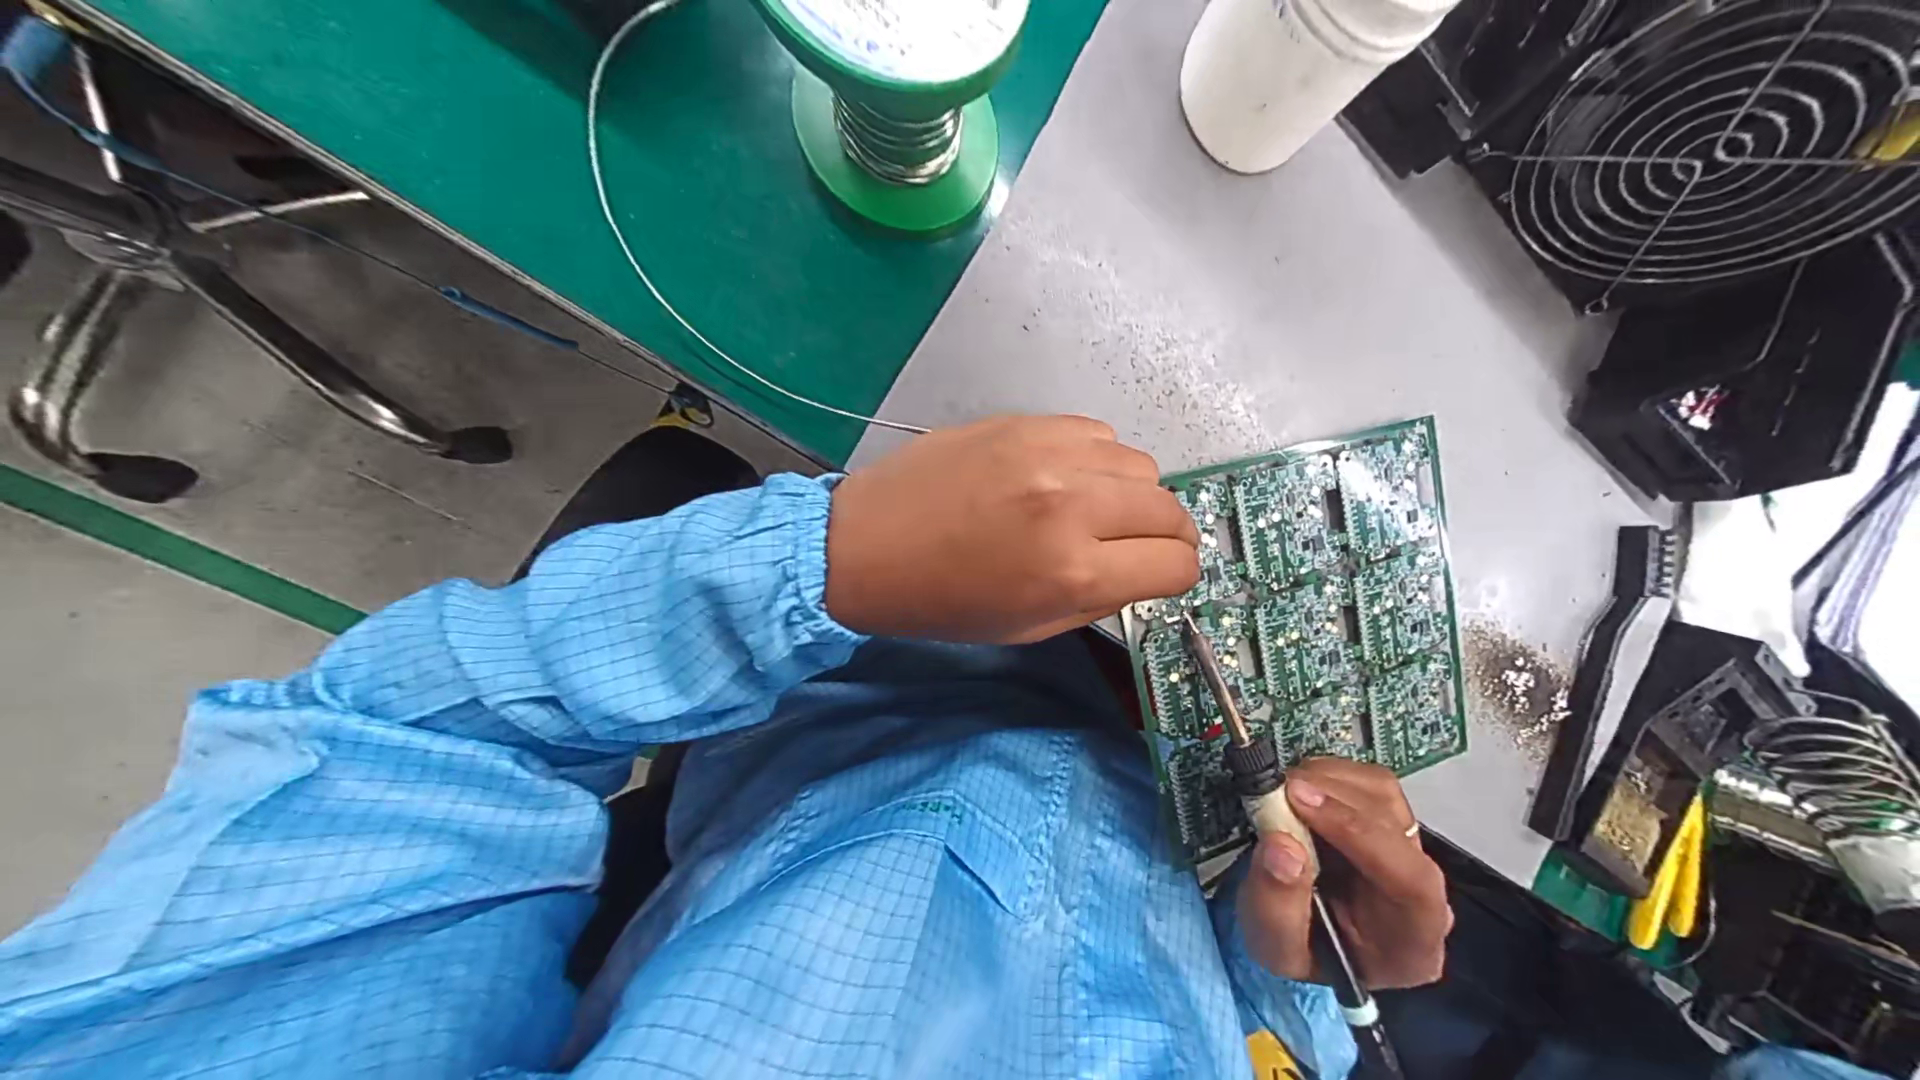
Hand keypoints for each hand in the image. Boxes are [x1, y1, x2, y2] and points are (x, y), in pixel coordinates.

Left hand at [824, 415, 1200, 643]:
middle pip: (1171, 509)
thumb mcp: (1028, 627)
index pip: (1177, 564)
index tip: (1153, 575)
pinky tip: (1060, 477)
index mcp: (1073, 571)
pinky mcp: (1024, 422)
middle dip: (1163, 536)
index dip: (1172, 576)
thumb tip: (1143, 571)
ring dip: (1128, 495)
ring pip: (1140, 465)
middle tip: (1129, 546)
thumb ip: (1098, 599)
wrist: (864, 544)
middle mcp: (1073, 505)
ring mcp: (1049, 453)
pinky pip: (1097, 434)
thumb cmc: (940, 601)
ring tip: (1089, 510)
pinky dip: (1094, 460)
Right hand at [1237, 757, 1452, 988]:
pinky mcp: (1386, 817)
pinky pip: (1366, 780)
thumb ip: (1276, 906)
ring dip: (1325, 781)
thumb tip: (1281, 845)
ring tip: (1281, 794)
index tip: (1298, 800)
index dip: (1356, 831)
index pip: (1410, 879)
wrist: (1302, 931)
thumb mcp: (1273, 946)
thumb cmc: (1297, 946)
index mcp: (1411, 940)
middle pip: (1392, 825)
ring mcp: (1407, 848)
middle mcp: (1422, 891)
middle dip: (1328, 798)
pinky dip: (1326, 774)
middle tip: (1271, 792)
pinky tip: (1298, 791)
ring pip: (1382, 793)